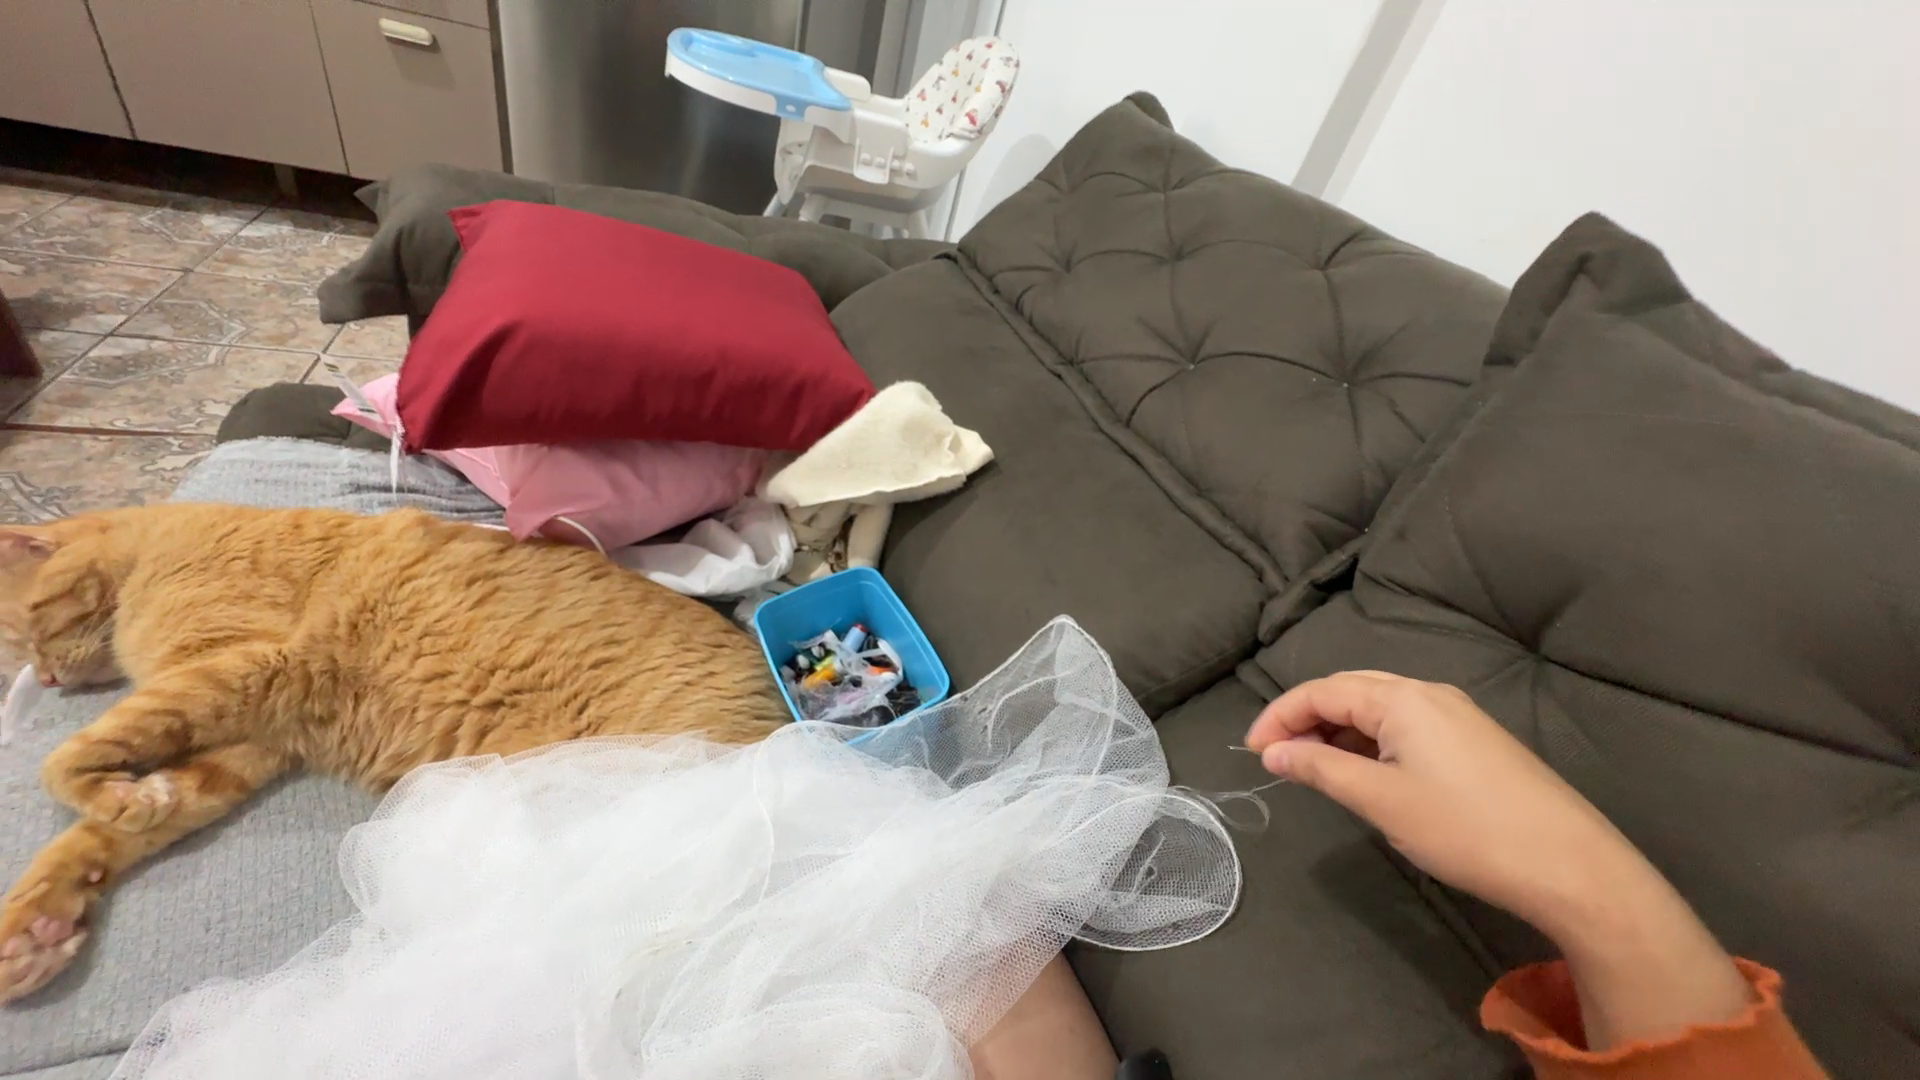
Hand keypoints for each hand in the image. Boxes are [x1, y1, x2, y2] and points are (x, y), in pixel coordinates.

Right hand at [1247, 672, 1753, 1049]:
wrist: (1576, 870)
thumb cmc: (1466, 828)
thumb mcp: (1379, 800)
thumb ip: (1318, 769)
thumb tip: (1273, 754)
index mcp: (1401, 697)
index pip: (1321, 691)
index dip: (1278, 717)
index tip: (1252, 751)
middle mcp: (1428, 693)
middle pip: (1347, 690)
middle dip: (1304, 718)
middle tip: (1276, 755)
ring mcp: (1456, 716)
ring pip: (1376, 708)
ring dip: (1336, 731)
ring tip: (1312, 766)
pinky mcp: (1474, 741)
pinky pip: (1404, 726)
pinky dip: (1369, 742)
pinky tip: (1363, 771)